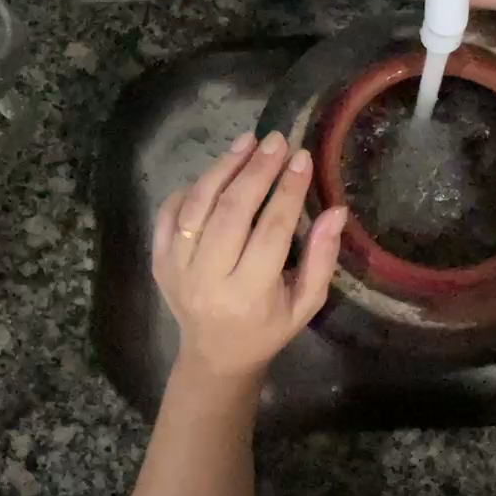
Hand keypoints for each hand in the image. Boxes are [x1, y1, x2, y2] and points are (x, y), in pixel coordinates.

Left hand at [152, 131, 346, 382]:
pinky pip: (169, 213)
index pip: (272, 231)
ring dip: (223, 168)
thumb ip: (322, 260)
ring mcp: (176, 268)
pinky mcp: (158, 260)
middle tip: (276, 140)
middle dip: (256, 171)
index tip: (302, 157)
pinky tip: (216, 172)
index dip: (288, 191)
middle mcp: (207, 279)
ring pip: (197, 206)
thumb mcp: (305, 304)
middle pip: (231, 212)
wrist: (214, 355)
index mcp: (248, 294)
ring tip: (247, 142)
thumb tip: (336, 212)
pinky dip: (191, 188)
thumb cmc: (267, 328)